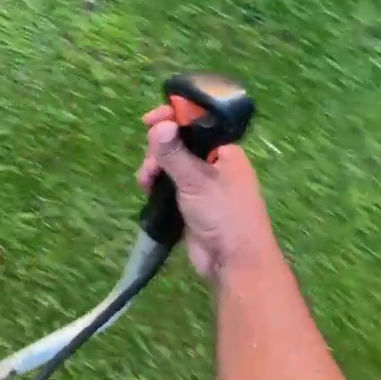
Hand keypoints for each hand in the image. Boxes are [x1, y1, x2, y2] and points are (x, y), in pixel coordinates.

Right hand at [135, 103, 275, 284]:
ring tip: (146, 183)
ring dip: (154, 168)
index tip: (149, 120)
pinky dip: (157, 184)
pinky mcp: (190, 202)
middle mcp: (214, 164)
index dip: (172, 117)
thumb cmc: (224, 215)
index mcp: (225, 152)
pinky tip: (148, 191)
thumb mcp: (196, 180)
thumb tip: (158, 124)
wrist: (234, 262)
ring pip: (170, 164)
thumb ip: (174, 152)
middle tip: (150, 165)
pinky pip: (168, 183)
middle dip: (158, 150)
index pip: (196, 123)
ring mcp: (202, 184)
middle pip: (178, 142)